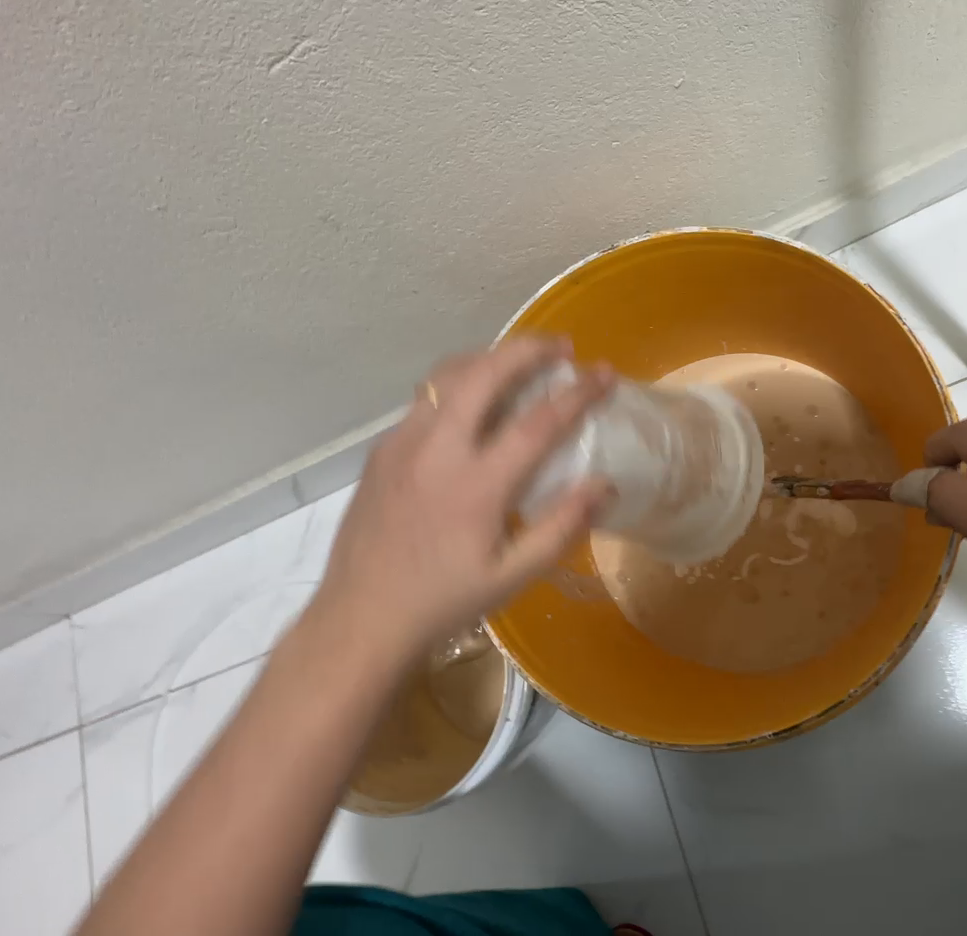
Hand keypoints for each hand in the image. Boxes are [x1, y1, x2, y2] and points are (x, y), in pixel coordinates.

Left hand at [313, 338, 615, 658]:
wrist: (360, 618)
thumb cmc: (443, 601)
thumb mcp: (513, 576)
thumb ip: (563, 526)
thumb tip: (606, 485)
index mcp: (476, 486)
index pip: (538, 422)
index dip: (578, 393)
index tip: (605, 373)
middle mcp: (435, 450)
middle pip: (485, 373)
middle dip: (528, 349)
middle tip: (561, 347)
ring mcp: (401, 443)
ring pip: (448, 375)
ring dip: (489, 358)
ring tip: (519, 362)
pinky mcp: (382, 450)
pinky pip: (425, 400)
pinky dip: (459, 386)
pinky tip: (473, 408)